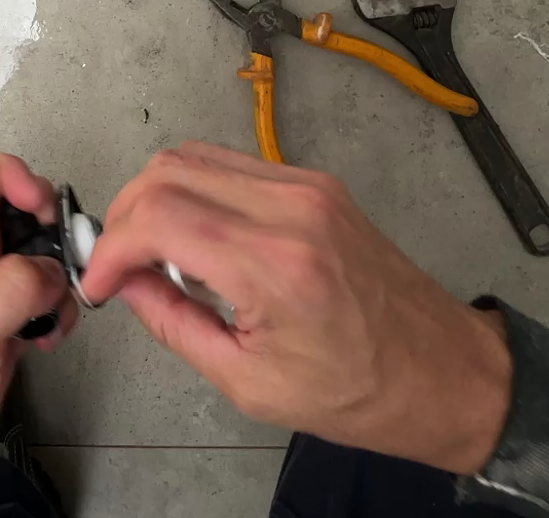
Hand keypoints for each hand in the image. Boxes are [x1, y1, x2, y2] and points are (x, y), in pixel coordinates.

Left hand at [0, 153, 76, 517]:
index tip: (41, 208)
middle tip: (66, 266)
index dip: (11, 175)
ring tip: (56, 313)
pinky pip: (34, 296)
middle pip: (13, 210)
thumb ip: (10, 289)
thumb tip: (50, 268)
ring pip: (31, 255)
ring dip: (56, 276)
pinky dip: (52, 309)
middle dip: (49, 228)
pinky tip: (47, 338)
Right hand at [80, 142, 511, 473]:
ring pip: (190, 155)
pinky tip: (192, 230)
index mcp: (274, 264)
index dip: (114, 245)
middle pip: (166, 171)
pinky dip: (189, 187)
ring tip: (150, 246)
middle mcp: (287, 206)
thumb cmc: (357, 393)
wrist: (447, 372)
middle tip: (119, 261)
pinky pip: (225, 162)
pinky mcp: (310, 179)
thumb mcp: (249, 382)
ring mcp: (302, 183)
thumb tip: (127, 281)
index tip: (101, 278)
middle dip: (125, 213)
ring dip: (152, 195)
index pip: (159, 217)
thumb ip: (173, 323)